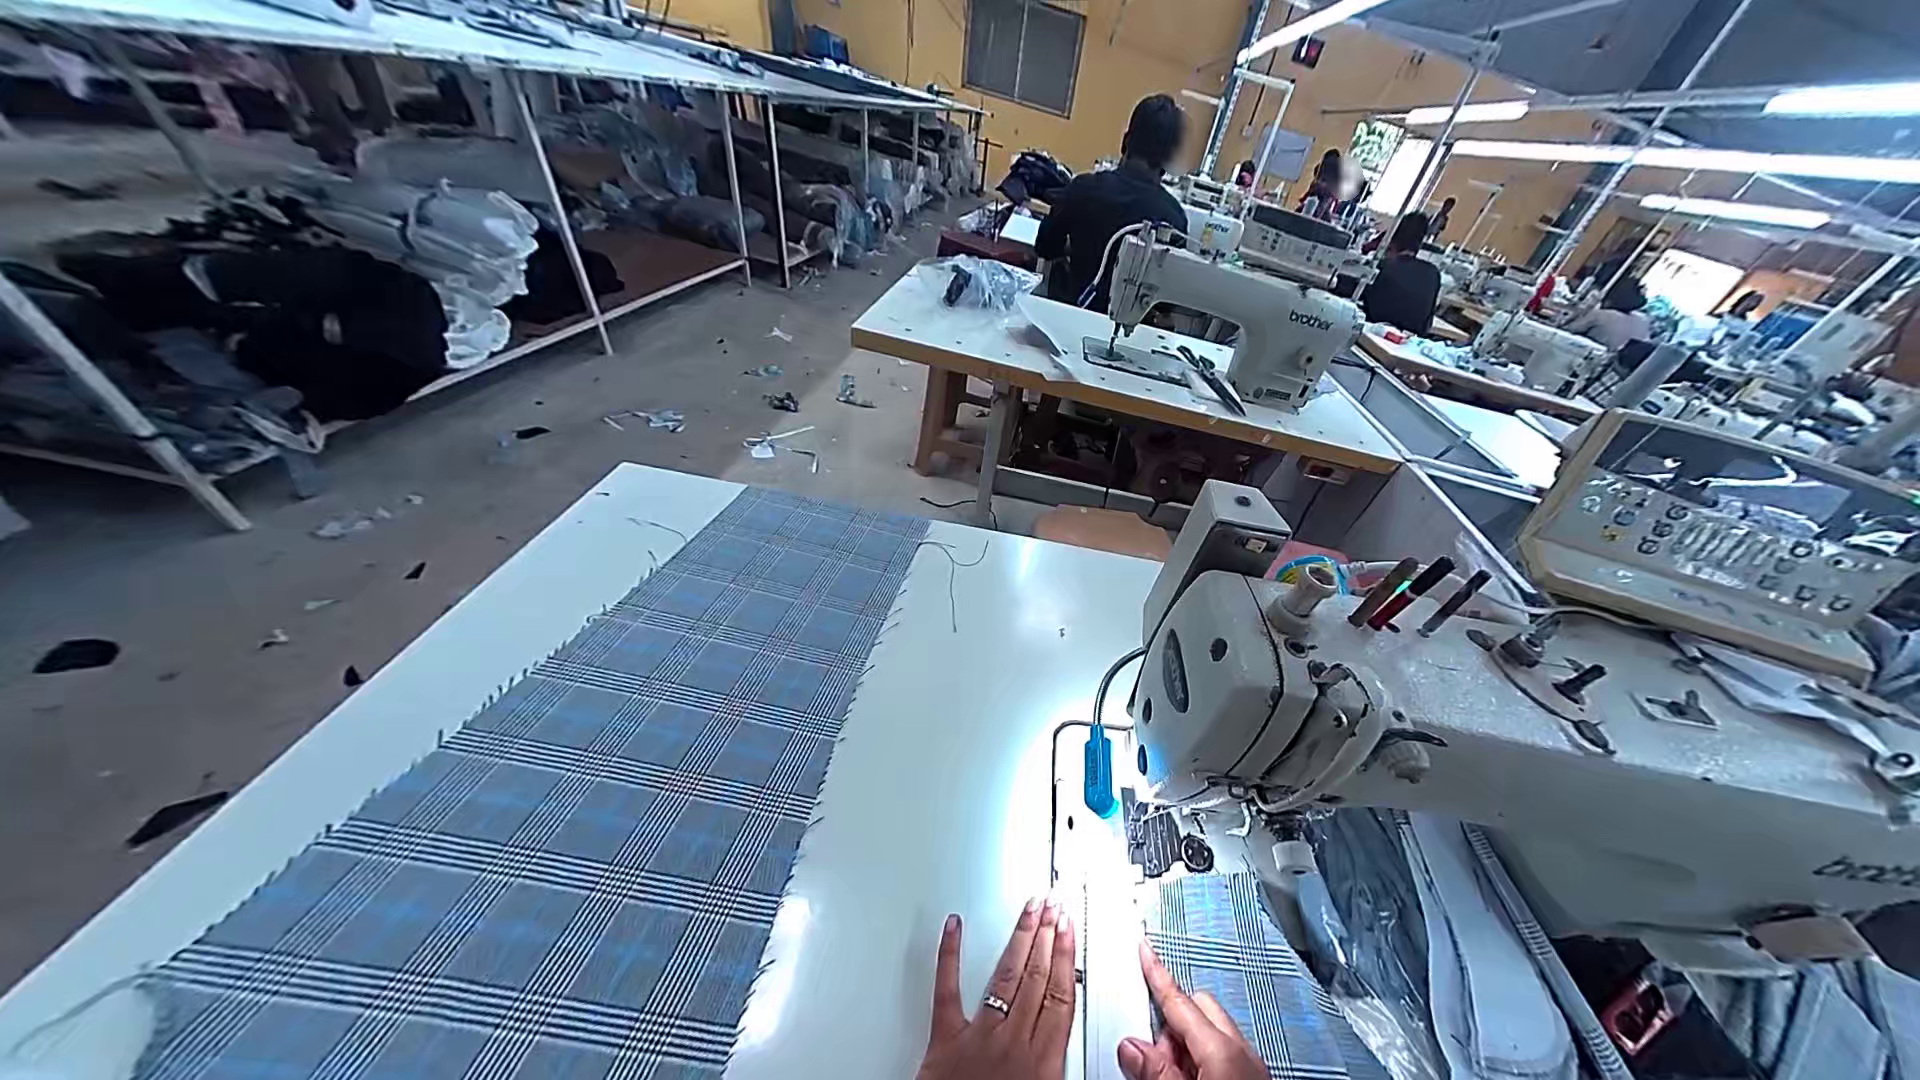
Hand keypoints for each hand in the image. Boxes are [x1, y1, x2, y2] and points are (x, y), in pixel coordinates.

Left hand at [916, 899, 1076, 1079]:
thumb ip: (1059, 1074)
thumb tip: (1081, 1060)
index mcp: (1041, 1066)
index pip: (1060, 997)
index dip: (1066, 957)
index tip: (1069, 929)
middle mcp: (1012, 1044)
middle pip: (1037, 977)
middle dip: (1047, 935)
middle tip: (1052, 904)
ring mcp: (979, 1036)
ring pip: (1006, 975)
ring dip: (1020, 937)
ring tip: (1028, 908)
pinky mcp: (944, 1039)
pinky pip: (947, 988)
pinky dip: (949, 953)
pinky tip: (953, 926)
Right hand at [1116, 941, 1267, 1079]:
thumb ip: (1156, 1068)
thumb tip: (1131, 1047)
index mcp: (1222, 1047)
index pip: (1179, 997)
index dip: (1157, 971)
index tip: (1145, 947)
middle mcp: (1242, 1050)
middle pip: (1198, 1007)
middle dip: (1172, 1018)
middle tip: (1153, 1049)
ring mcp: (1254, 1067)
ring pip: (1212, 1031)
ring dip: (1187, 1042)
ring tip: (1172, 1074)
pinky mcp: (1257, 1079)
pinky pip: (1225, 1052)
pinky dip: (1205, 1058)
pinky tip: (1192, 1078)